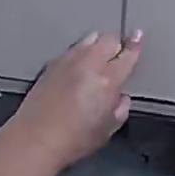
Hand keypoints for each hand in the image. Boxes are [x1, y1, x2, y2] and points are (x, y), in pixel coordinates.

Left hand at [0, 30, 142, 174]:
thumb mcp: (107, 131)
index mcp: (108, 81)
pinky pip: (74, 47)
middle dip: (116, 45)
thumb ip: (119, 109)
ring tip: (98, 55)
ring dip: (98, 44)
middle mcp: (90, 64)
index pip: (127, 55)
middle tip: (117, 55)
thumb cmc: (75, 140)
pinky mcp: (53, 62)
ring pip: (90, 38)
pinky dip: (81, 51)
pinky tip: (79, 64)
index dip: (135, 44)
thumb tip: (120, 97)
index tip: (138, 35)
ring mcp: (70, 60)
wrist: (36, 138)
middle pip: (109, 39)